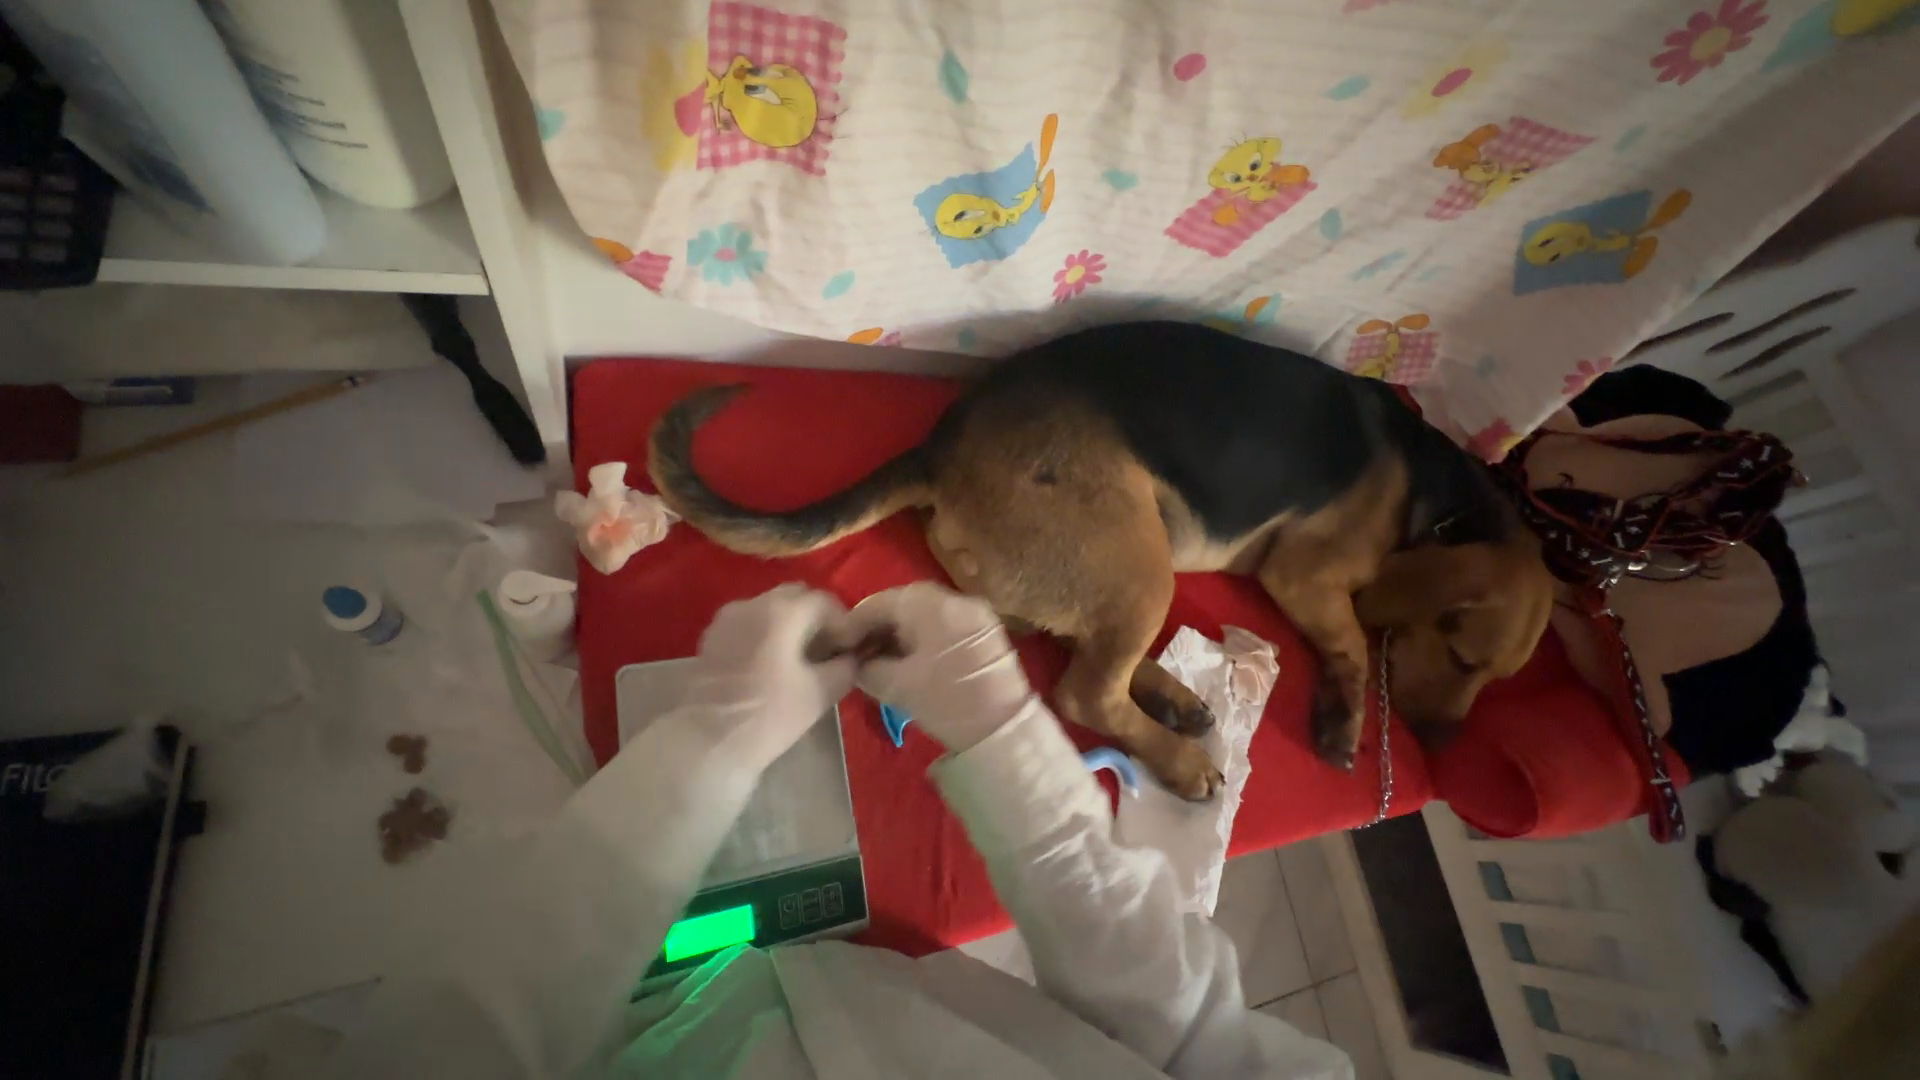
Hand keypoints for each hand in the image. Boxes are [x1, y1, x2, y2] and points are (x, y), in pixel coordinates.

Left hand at [684, 584, 855, 771]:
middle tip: (827, 651)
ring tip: (799, 659)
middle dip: (815, 619)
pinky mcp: (712, 637)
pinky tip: (771, 664)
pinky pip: (749, 624)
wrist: (708, 742)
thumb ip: (846, 666)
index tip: (849, 650)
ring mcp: (727, 618)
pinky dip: (766, 634)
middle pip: (795, 598)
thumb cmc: (770, 716)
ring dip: (790, 625)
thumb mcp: (822, 692)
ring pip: (770, 609)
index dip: (843, 623)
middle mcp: (753, 603)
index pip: (825, 601)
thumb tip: (851, 657)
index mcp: (782, 611)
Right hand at [848, 583, 1039, 752]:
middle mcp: (955, 598)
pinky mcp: (985, 632)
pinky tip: (908, 660)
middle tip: (858, 653)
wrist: (1003, 728)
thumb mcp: (896, 686)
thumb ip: (868, 668)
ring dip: (900, 633)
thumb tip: (858, 663)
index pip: (881, 602)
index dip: (855, 623)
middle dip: (878, 627)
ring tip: (880, 660)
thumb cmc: (946, 701)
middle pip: (904, 604)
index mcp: (931, 604)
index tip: (839, 645)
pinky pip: (944, 625)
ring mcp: (974, 613)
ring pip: (925, 614)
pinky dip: (923, 638)